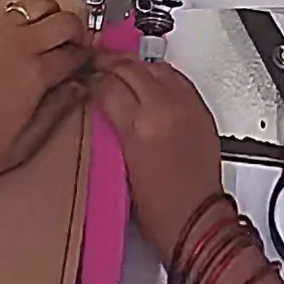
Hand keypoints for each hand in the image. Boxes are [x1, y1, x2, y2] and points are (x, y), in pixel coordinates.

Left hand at [0, 0, 91, 187]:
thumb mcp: (23, 144)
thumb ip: (57, 110)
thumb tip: (80, 87)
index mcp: (36, 73)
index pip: (75, 53)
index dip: (86, 59)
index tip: (86, 66)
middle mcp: (21, 44)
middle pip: (66, 20)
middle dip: (78, 32)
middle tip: (75, 48)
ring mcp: (0, 31)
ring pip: (41, 3)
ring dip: (54, 15)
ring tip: (52, 35)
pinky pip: (16, 7)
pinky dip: (30, 14)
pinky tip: (26, 34)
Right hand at [89, 54, 223, 254]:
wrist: (197, 220)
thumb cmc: (158, 208)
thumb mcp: (120, 167)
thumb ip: (111, 130)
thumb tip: (102, 106)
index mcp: (138, 127)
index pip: (106, 85)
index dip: (91, 79)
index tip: (84, 79)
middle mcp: (163, 108)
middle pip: (129, 68)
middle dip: (109, 63)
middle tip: (97, 64)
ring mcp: (184, 105)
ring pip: (153, 66)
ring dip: (134, 64)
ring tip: (121, 66)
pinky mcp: (200, 107)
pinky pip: (177, 77)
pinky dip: (160, 73)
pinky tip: (150, 76)